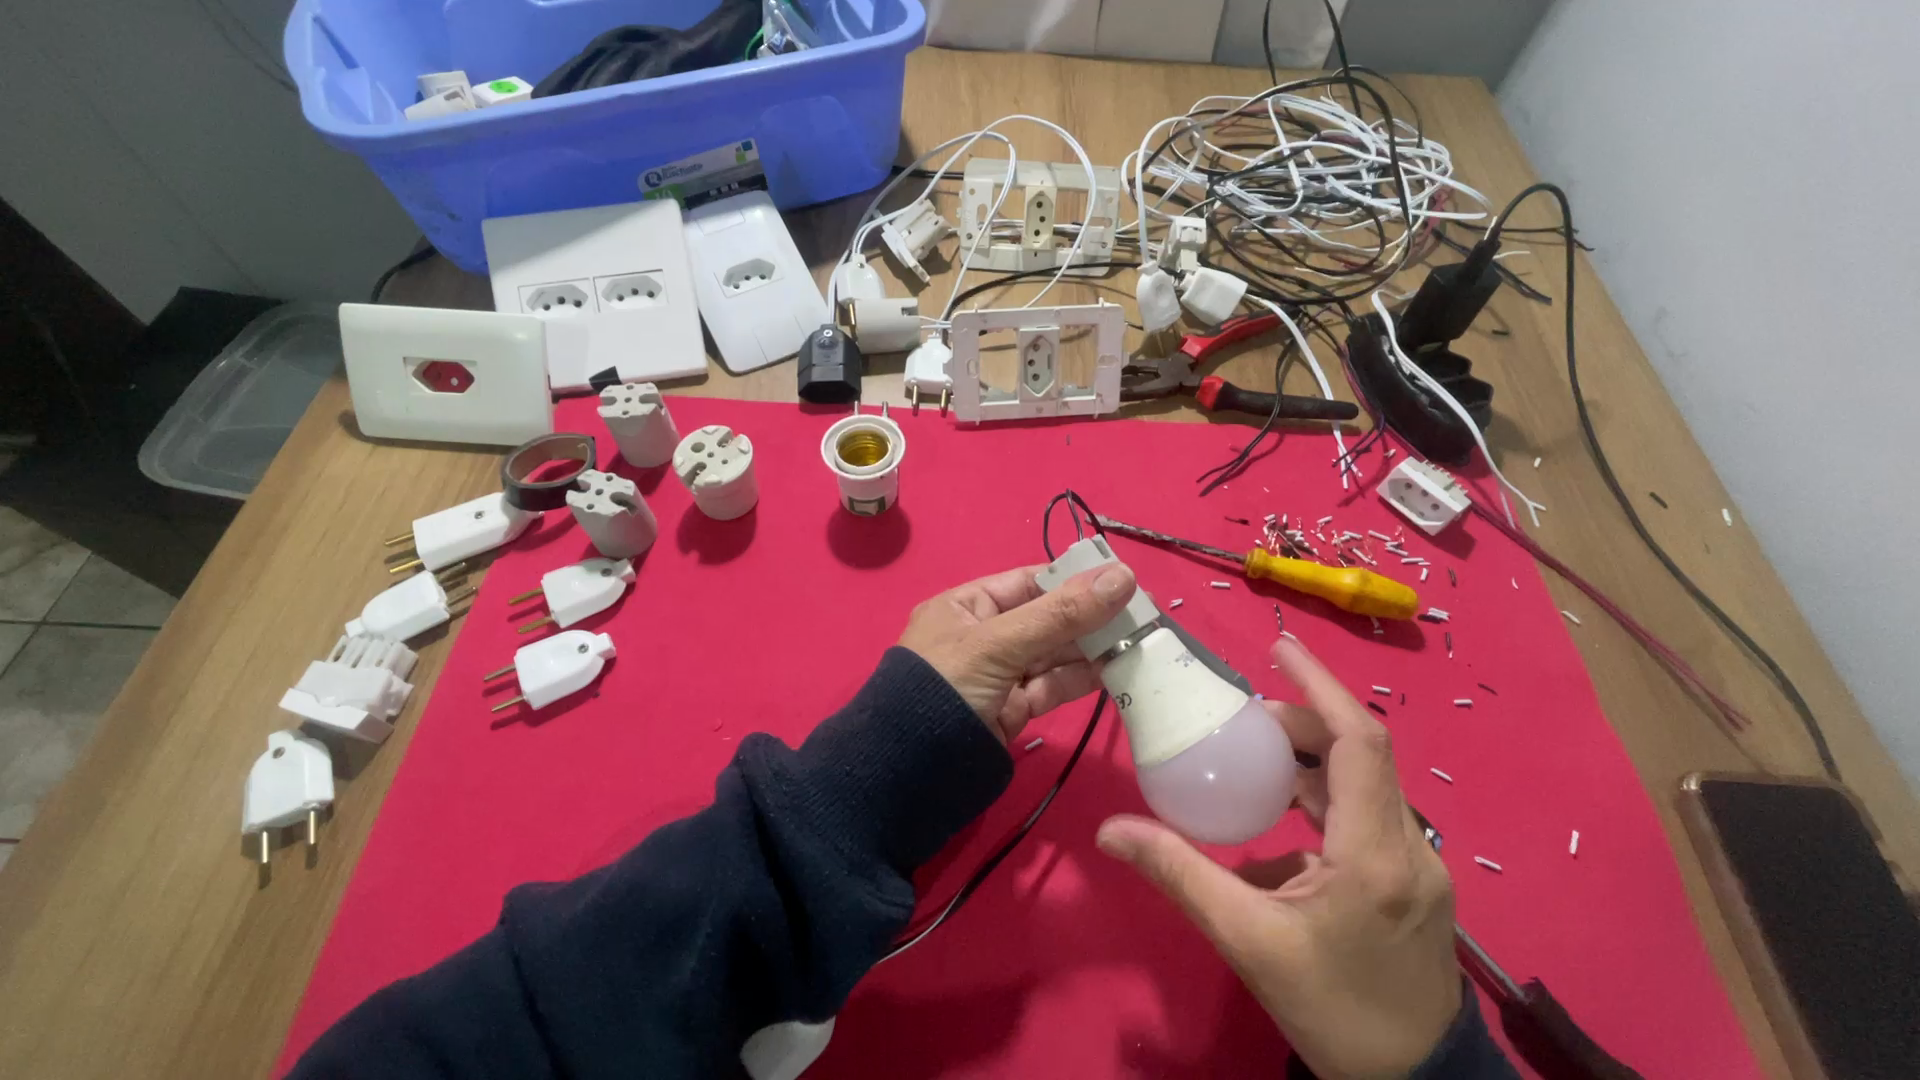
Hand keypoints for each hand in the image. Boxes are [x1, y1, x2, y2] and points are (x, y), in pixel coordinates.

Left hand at [898, 562, 1135, 744]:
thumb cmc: (947, 688)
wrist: (909, 774)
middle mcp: (982, 637)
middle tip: (1143, 614)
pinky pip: (1052, 687)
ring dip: (1093, 649)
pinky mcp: (1012, 711)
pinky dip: (1082, 679)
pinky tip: (1117, 669)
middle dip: (1090, 617)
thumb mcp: (999, 644)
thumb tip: (1123, 576)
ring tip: (1139, 640)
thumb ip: (1062, 614)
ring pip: (1054, 654)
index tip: (1121, 579)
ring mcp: (998, 675)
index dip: (1073, 579)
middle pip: (1046, 618)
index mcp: (965, 607)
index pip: (1027, 583)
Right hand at [1096, 638, 1459, 1079]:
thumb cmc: (1332, 1010)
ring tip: (1255, 757)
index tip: (1279, 647)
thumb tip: (1111, 830)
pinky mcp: (1412, 881)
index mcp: (1375, 855)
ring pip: (1365, 785)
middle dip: (1303, 722)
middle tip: (1244, 720)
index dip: (1320, 686)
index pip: (1360, 742)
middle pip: (1361, 754)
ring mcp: (1419, 865)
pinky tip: (1280, 821)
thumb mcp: (1246, 941)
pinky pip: (1366, 817)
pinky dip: (1322, 800)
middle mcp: (1409, 847)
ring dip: (1312, 761)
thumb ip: (1179, 874)